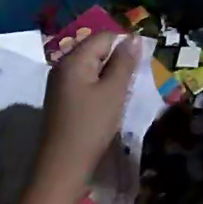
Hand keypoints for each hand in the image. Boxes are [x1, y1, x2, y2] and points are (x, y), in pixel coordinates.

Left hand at [34, 31, 142, 191]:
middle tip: (134, 80)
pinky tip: (109, 104)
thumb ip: (124, 63)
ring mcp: (60, 84)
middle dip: (118, 60)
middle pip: (95, 50)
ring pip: (91, 68)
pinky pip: (85, 83)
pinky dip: (100, 88)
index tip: (142, 63)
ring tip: (124, 93)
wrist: (63, 167)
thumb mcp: (113, 92)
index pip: (104, 36)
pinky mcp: (62, 101)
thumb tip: (133, 38)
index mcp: (73, 60)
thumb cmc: (91, 126)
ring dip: (110, 76)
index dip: (125, 44)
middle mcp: (62, 66)